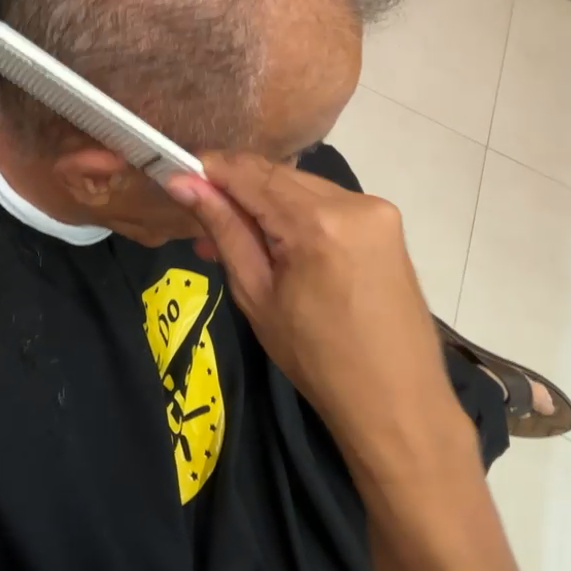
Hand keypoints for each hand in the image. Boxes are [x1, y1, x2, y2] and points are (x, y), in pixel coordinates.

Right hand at [165, 154, 459, 454]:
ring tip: (230, 238)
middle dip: (233, 188)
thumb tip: (181, 184)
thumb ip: (223, 229)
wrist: (396, 401)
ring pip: (299, 186)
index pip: (249, 173)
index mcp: (318, 222)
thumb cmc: (315, 357)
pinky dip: (292, 213)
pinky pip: (324, 202)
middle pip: (275, 175)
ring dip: (261, 202)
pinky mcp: (386, 223)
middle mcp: (353, 202)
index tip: (174, 177)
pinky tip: (272, 242)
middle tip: (197, 218)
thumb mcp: (255, 292)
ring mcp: (376, 210)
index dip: (208, 170)